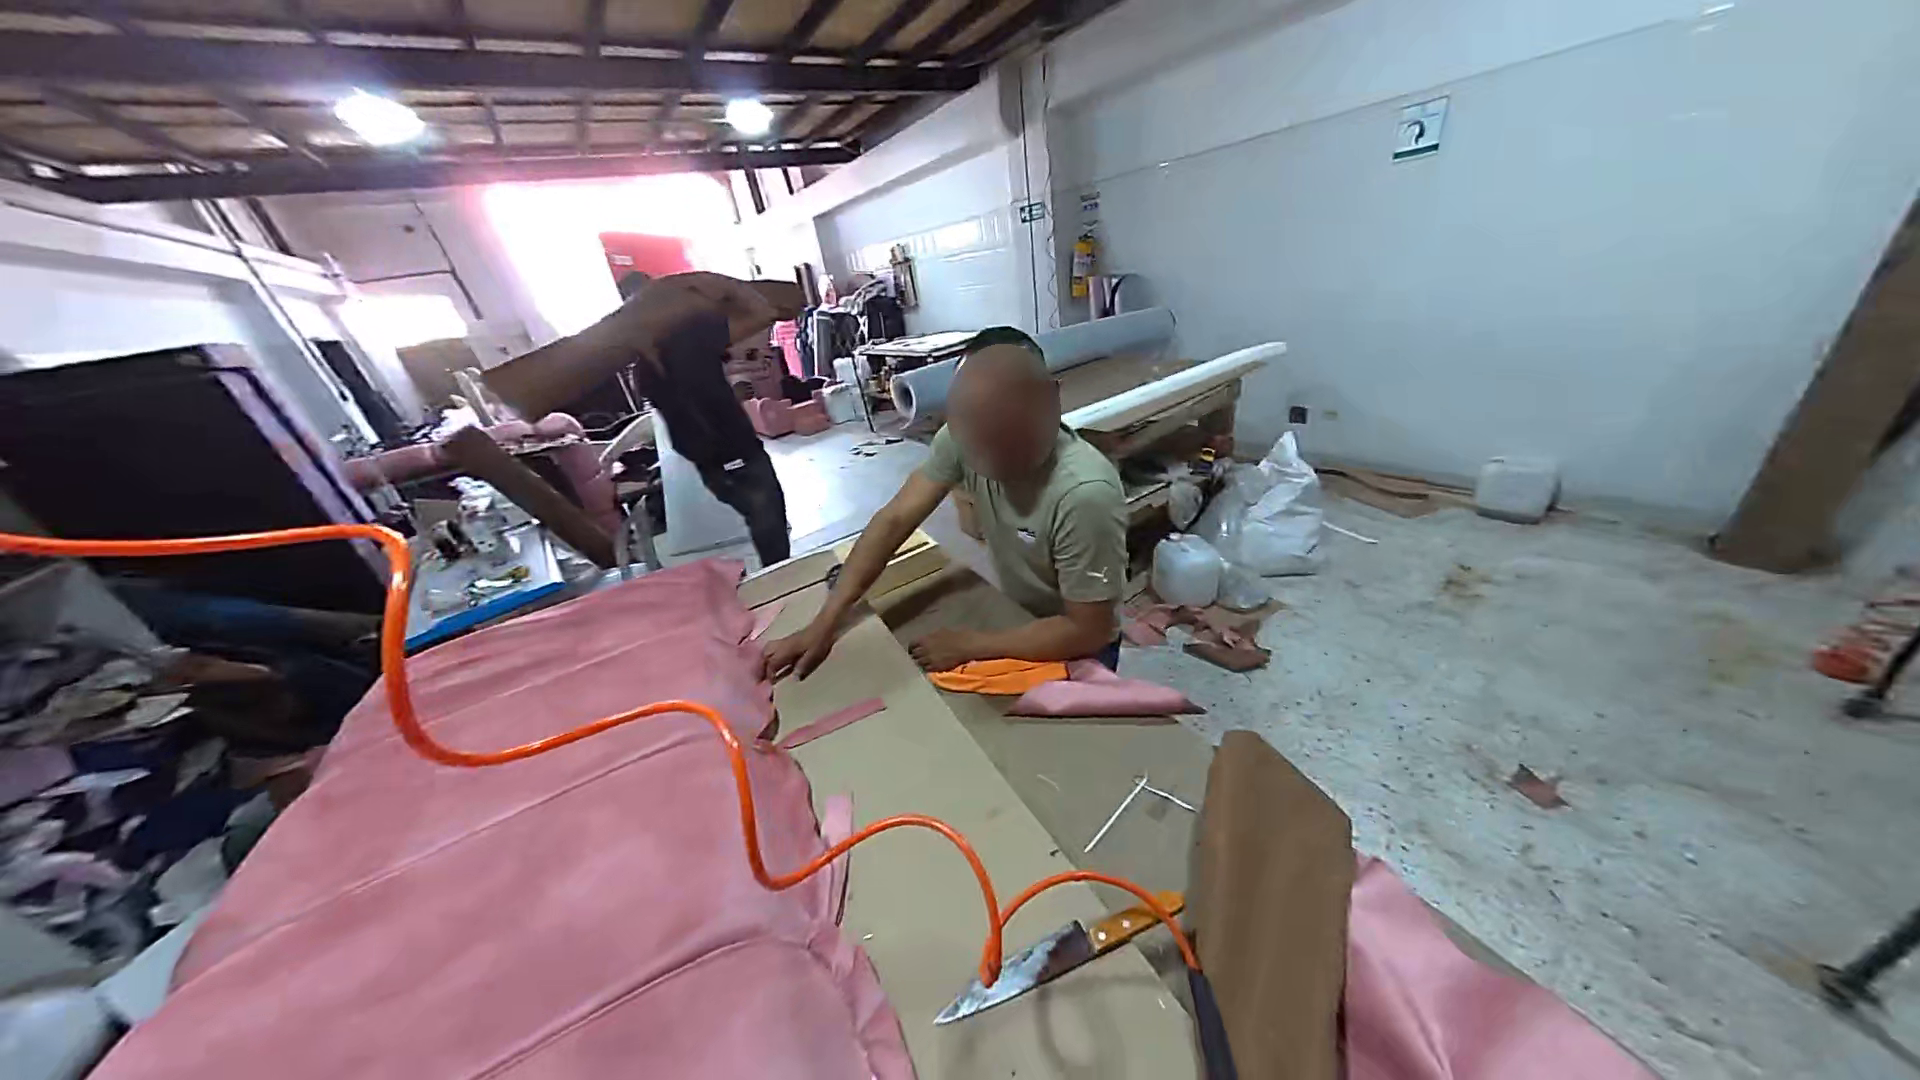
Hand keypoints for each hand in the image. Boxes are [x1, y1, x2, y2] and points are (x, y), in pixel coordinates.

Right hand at [761, 622, 832, 681]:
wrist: (824, 627)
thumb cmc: (819, 642)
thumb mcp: (812, 656)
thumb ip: (802, 667)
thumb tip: (794, 678)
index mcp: (786, 649)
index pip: (771, 663)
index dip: (769, 674)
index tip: (769, 683)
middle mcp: (781, 645)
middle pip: (764, 655)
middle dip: (761, 667)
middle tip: (760, 678)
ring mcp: (785, 642)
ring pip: (767, 651)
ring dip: (764, 661)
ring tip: (764, 672)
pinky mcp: (789, 641)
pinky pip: (774, 649)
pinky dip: (771, 656)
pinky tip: (775, 664)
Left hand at [908, 628, 981, 672]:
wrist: (965, 646)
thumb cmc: (955, 636)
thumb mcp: (940, 632)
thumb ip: (930, 637)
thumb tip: (925, 640)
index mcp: (924, 640)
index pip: (911, 644)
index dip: (912, 647)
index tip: (913, 649)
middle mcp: (924, 650)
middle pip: (914, 655)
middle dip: (915, 656)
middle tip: (918, 657)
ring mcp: (929, 660)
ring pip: (919, 664)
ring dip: (920, 663)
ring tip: (924, 663)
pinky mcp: (935, 668)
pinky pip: (926, 669)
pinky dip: (927, 668)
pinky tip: (930, 667)